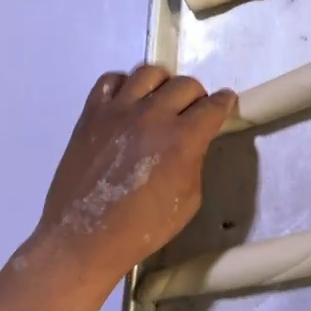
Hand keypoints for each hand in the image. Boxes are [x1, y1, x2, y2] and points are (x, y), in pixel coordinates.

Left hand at [36, 66, 235, 278]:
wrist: (85, 238)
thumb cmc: (143, 227)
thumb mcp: (189, 199)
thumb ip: (195, 161)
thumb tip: (192, 142)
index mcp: (182, 139)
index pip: (214, 105)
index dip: (225, 103)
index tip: (225, 103)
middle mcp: (153, 115)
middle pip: (186, 84)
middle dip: (197, 96)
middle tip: (192, 112)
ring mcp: (119, 110)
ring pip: (150, 72)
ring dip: (163, 84)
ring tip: (160, 101)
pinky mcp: (91, 113)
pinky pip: (111, 80)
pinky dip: (124, 86)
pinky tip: (128, 103)